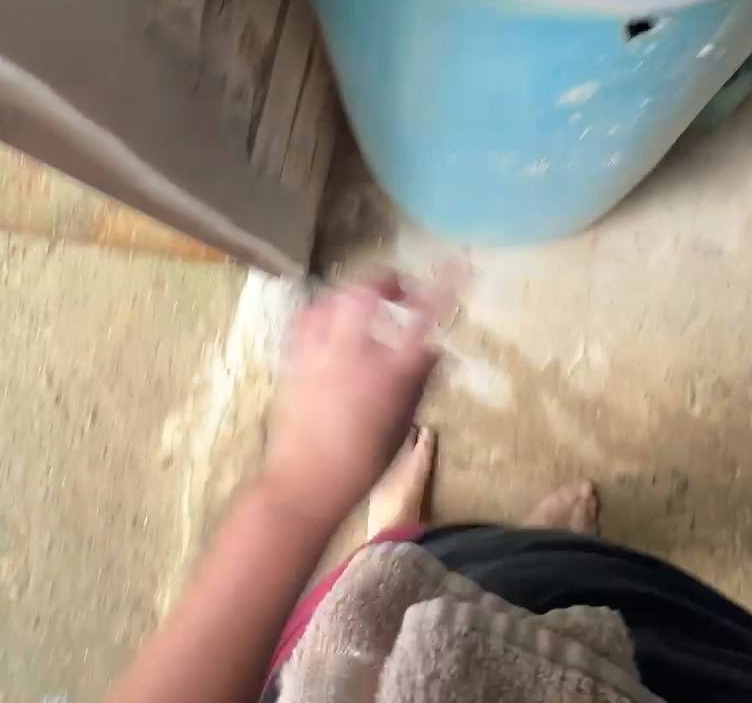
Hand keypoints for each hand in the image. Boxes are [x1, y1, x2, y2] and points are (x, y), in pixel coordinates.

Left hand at [259, 275, 447, 530]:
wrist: (306, 483)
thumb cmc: (363, 463)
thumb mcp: (403, 426)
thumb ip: (419, 383)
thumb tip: (431, 351)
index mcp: (390, 373)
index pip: (424, 318)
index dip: (443, 288)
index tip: (456, 268)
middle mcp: (354, 353)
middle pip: (369, 292)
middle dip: (387, 281)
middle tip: (400, 290)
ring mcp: (320, 352)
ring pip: (336, 297)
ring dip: (356, 293)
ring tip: (366, 304)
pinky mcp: (294, 358)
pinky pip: (308, 316)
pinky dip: (325, 309)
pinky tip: (330, 319)